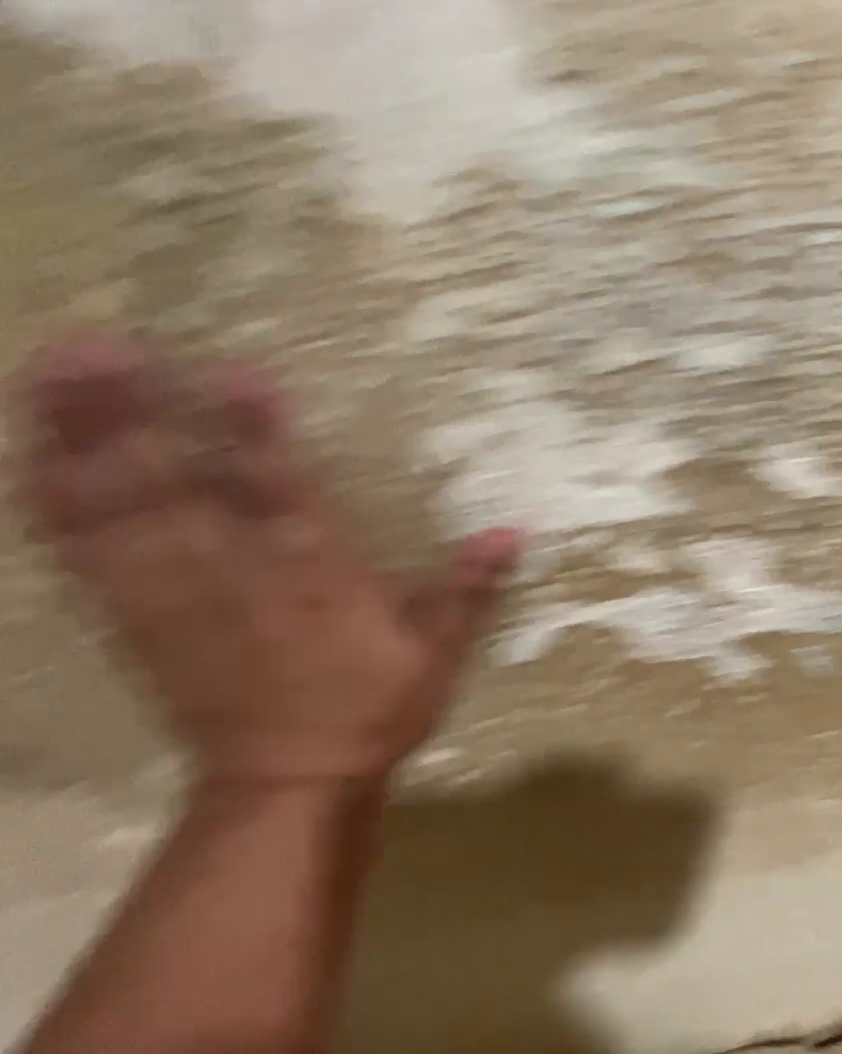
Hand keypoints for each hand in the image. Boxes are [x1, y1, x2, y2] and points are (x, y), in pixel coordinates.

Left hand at [15, 335, 520, 782]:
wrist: (287, 779)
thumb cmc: (374, 707)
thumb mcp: (438, 653)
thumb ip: (465, 589)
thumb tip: (512, 532)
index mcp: (316, 582)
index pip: (283, 496)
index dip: (256, 435)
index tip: (233, 373)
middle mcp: (236, 580)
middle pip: (175, 492)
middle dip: (133, 418)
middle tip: (98, 344)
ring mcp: (174, 600)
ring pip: (117, 513)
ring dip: (78, 442)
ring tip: (54, 372)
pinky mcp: (135, 621)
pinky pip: (84, 556)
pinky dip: (54, 504)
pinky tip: (34, 457)